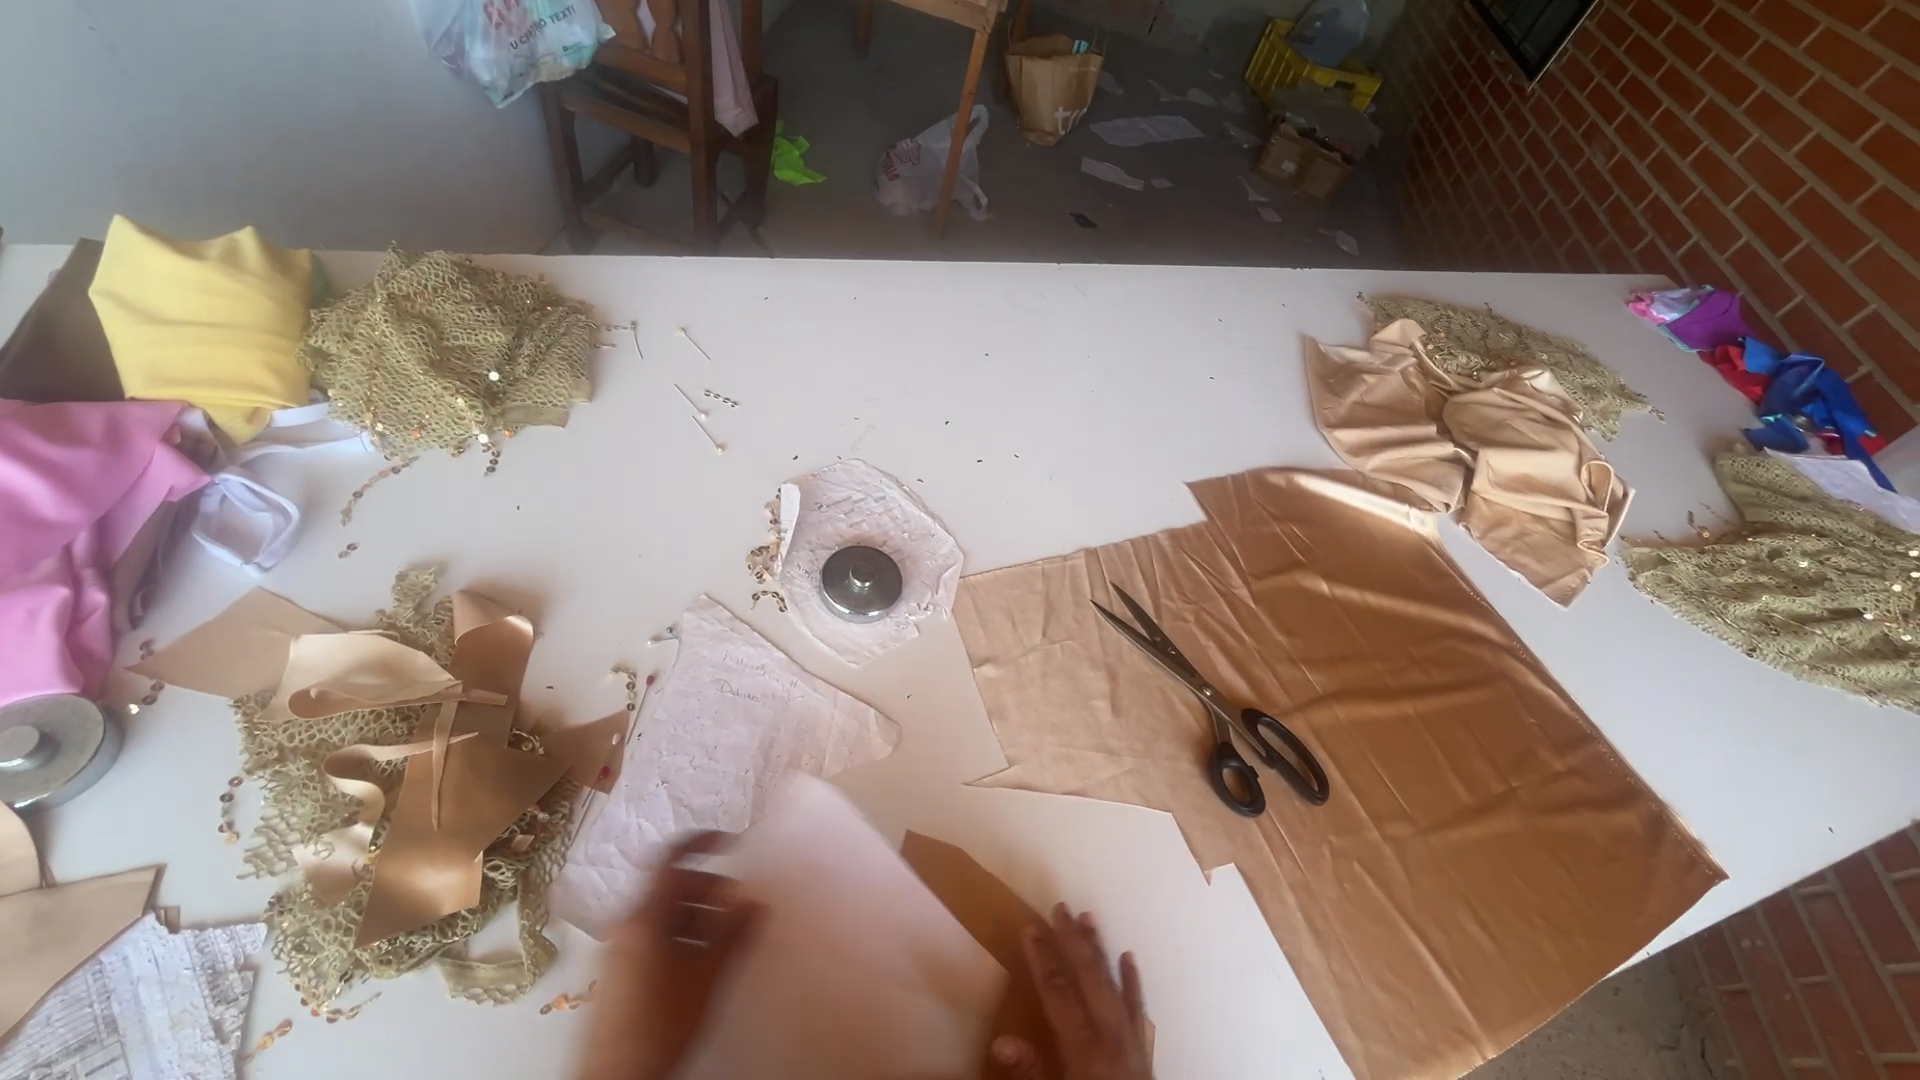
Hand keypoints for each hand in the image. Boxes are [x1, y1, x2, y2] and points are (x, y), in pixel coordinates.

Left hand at [576, 831, 763, 1079]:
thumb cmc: (661, 1024)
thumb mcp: (706, 977)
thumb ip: (732, 934)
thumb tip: (756, 899)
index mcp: (645, 917)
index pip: (671, 859)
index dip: (700, 841)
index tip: (732, 840)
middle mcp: (626, 925)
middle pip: (670, 887)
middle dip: (708, 888)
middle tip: (737, 905)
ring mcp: (618, 950)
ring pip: (663, 915)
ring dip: (696, 915)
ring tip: (723, 940)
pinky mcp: (617, 973)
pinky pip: (652, 937)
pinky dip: (680, 936)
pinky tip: (700, 964)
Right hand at [992, 904, 1153, 1079]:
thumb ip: (1031, 1073)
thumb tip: (1002, 1040)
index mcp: (1086, 1049)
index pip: (1059, 992)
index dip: (1043, 959)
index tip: (1030, 928)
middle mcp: (1112, 1038)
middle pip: (1090, 978)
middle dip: (1073, 941)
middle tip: (1060, 907)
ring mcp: (1132, 1043)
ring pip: (1115, 985)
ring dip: (1100, 951)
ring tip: (1090, 918)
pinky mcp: (1144, 1053)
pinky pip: (1139, 1010)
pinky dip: (1133, 982)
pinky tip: (1129, 958)